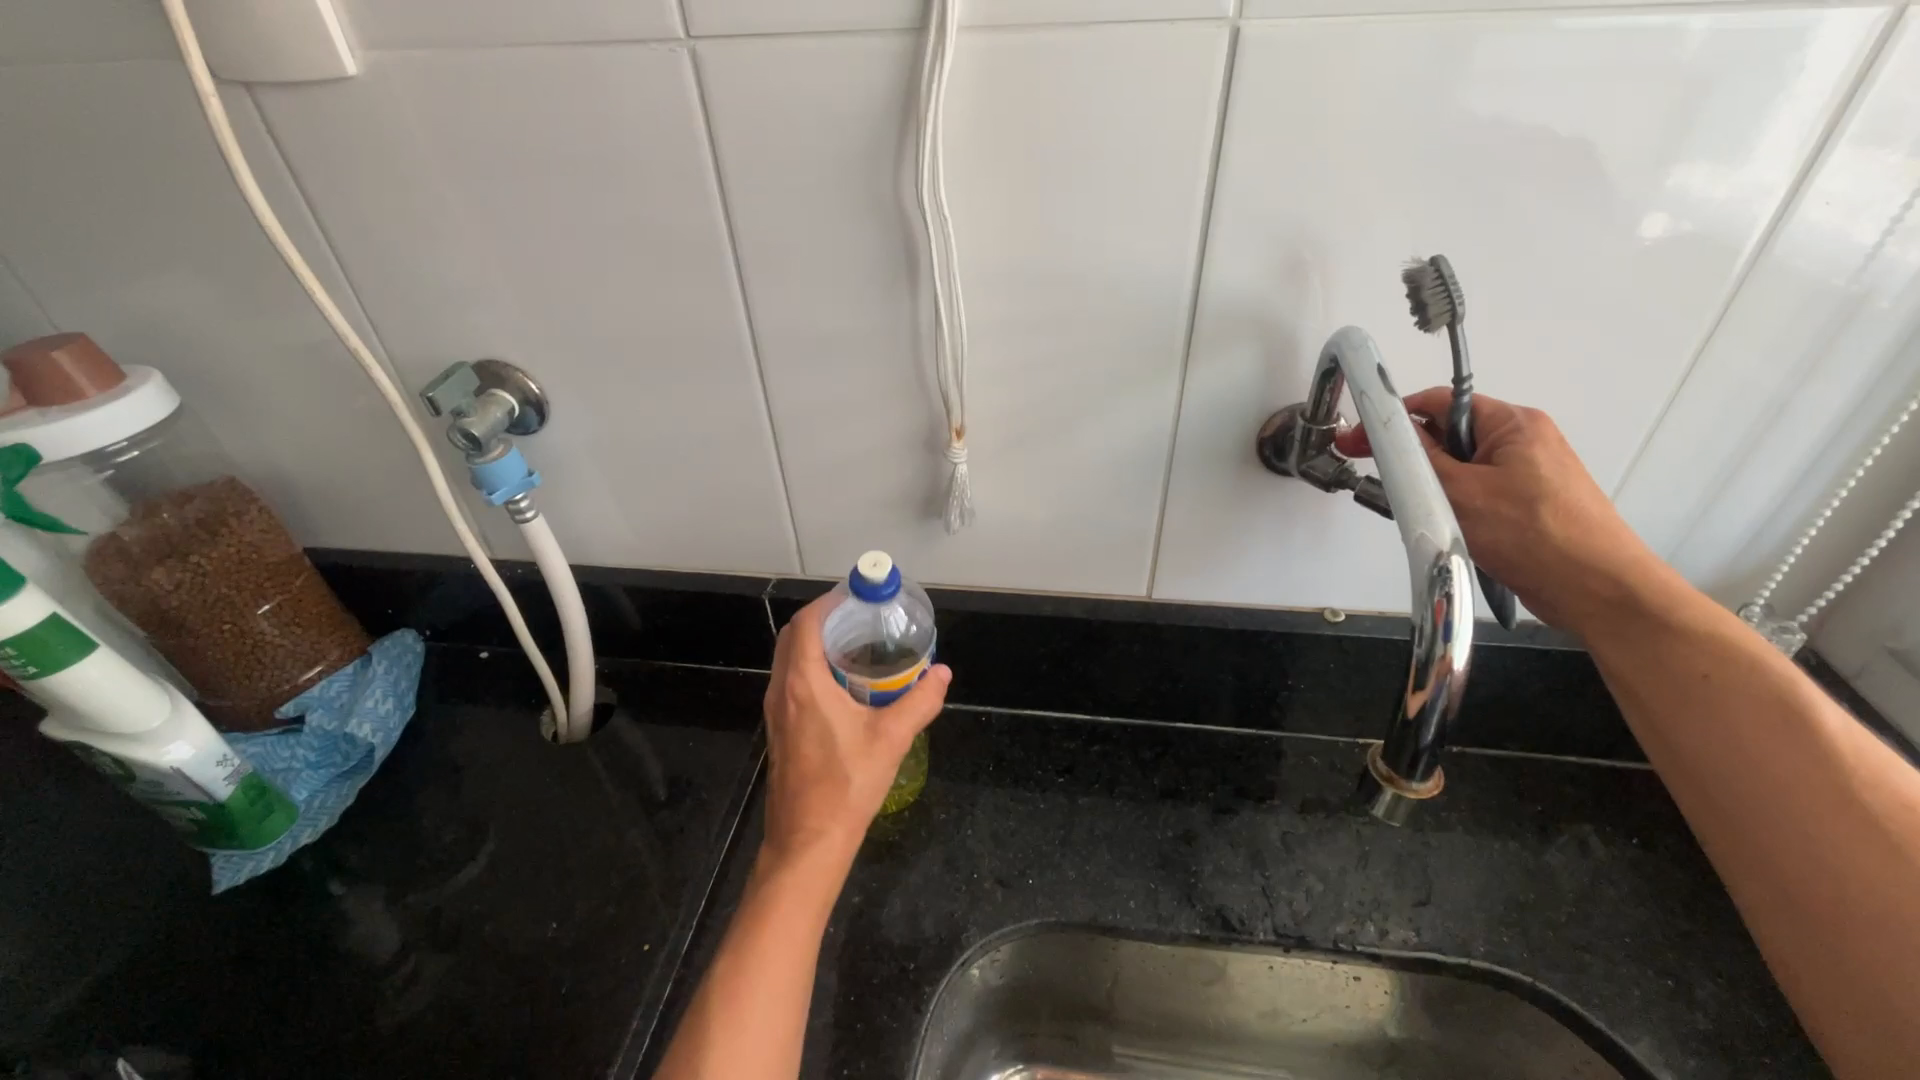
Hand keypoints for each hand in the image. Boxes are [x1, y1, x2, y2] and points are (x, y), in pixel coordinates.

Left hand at [761, 592, 951, 867]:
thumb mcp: (892, 739)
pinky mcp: (780, 731)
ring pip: (790, 661)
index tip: (860, 596)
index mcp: (803, 683)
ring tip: (859, 646)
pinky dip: (813, 669)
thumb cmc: (847, 785)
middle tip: (864, 619)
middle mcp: (782, 691)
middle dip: (825, 620)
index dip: (831, 602)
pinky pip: (792, 683)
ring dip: (818, 646)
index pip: (807, 623)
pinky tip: (846, 685)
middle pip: (794, 637)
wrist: (808, 841)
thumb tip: (942, 673)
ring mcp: (777, 712)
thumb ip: (920, 701)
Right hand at [1334, 388, 1664, 635]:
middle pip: (1449, 435)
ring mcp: (1528, 473)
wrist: (1596, 588)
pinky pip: (1477, 493)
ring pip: (1461, 468)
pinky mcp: (1528, 503)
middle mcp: (1524, 441)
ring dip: (1433, 486)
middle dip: (1413, 456)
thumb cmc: (1535, 536)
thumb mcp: (1461, 492)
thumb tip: (1392, 432)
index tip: (1360, 439)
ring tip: (1414, 510)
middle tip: (1379, 478)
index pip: (1441, 402)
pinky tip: (1441, 525)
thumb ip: (1420, 459)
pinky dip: (1453, 505)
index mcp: (1513, 423)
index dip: (1394, 417)